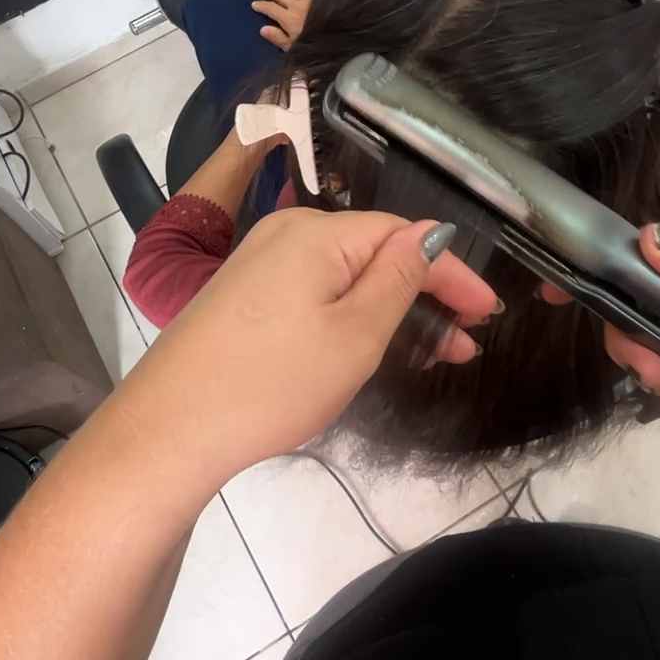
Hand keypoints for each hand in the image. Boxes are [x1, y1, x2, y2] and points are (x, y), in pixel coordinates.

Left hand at [120, 209, 497, 471]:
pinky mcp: (244, 294)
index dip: (451, 271)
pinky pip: (313, 291)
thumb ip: (398, 280)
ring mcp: (259, 262)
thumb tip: (432, 235)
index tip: (490, 313)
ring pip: (344, 275)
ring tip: (428, 354)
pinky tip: (368, 346)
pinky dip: (348, 314)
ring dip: (389, 309)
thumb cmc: (273, 382)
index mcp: (316, 233)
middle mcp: (285, 233)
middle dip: (424, 294)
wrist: (170, 427)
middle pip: (373, 252)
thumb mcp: (354, 336)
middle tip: (463, 346)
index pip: (402, 235)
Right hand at [251, 0, 312, 49]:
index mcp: (288, 18)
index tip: (254, 4)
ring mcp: (310, 0)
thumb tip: (263, 28)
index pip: (271, 9)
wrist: (340, 39)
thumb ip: (278, 38)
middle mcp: (297, 6)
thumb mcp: (293, 48)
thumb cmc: (315, 47)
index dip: (262, 6)